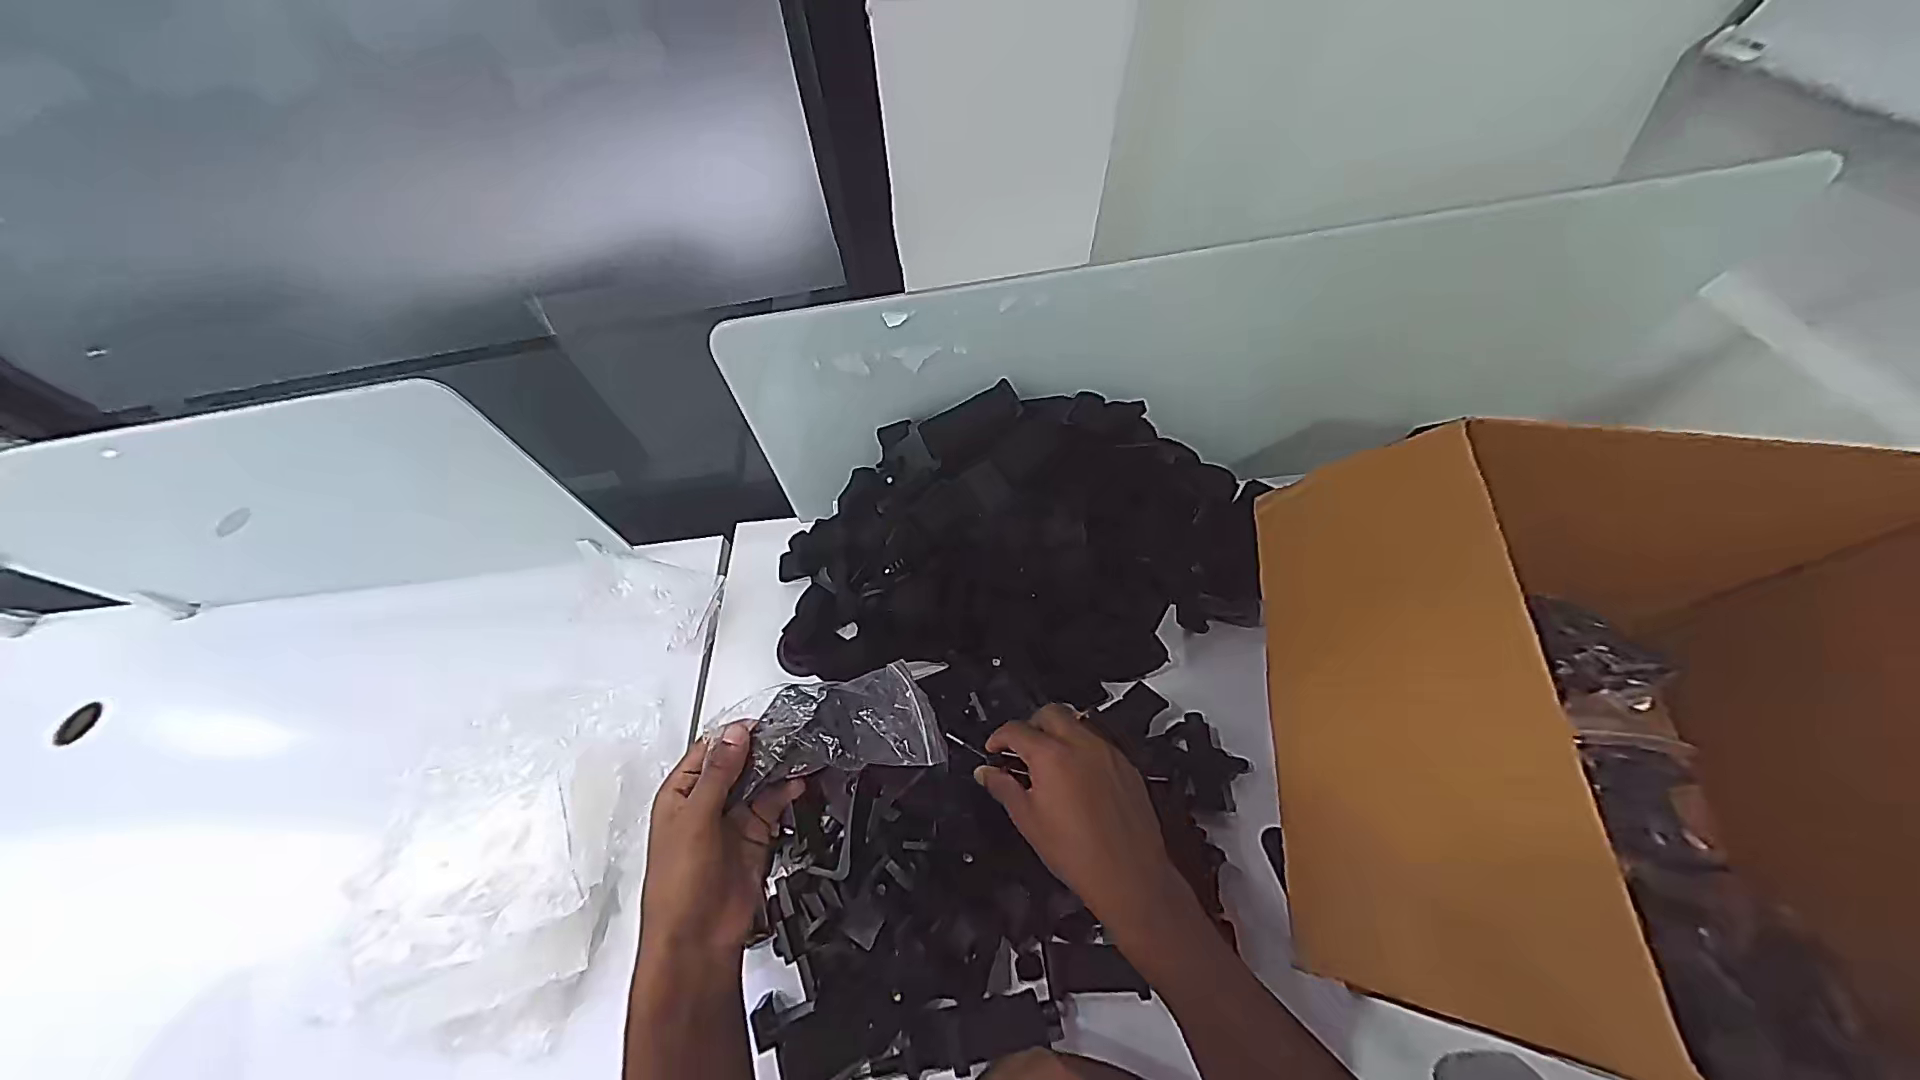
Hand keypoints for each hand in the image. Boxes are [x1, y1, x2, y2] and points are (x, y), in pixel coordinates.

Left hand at [639, 722, 803, 962]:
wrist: (698, 939)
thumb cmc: (676, 888)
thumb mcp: (695, 819)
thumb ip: (718, 774)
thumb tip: (733, 736)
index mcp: (682, 794)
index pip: (710, 750)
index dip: (734, 734)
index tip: (760, 723)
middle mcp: (706, 803)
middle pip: (738, 763)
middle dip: (761, 749)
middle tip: (786, 736)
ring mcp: (731, 820)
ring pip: (759, 782)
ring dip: (776, 769)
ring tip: (796, 756)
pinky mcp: (754, 836)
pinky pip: (773, 805)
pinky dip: (786, 792)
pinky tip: (796, 784)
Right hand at [974, 705, 1194, 936]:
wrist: (1128, 875)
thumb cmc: (1080, 854)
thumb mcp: (1027, 820)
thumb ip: (1003, 788)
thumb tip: (988, 773)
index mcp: (1052, 755)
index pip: (1016, 729)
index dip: (999, 737)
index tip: (995, 747)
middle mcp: (1081, 745)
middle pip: (1049, 712)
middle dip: (1030, 724)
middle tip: (1021, 748)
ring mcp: (1107, 752)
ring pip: (1077, 723)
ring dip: (1058, 733)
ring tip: (1049, 763)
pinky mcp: (1126, 765)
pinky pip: (1099, 743)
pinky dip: (1083, 749)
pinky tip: (1077, 776)